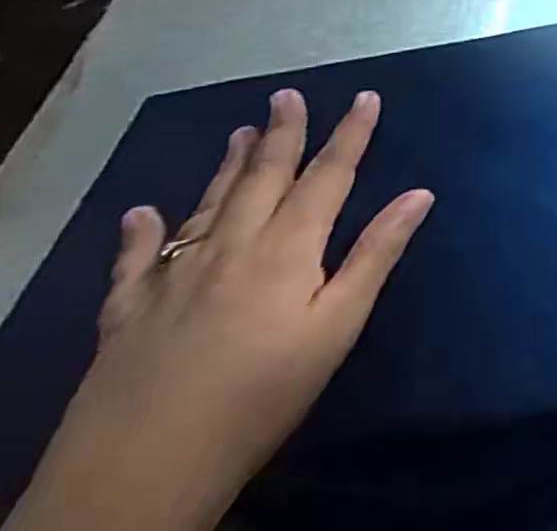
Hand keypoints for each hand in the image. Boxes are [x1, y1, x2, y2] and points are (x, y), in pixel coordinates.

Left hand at [11, 89, 433, 530]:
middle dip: (281, 135)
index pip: (327, 178)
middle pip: (261, 180)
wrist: (143, 470)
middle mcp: (228, 251)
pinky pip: (135, 261)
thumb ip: (376, 254)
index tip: (366, 99)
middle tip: (288, 95)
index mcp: (286, 251)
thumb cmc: (266, 391)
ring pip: (206, 208)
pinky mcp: (128, 315)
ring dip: (227, 167)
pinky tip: (141, 213)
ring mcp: (171, 281)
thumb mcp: (339, 324)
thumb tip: (419, 193)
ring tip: (239, 132)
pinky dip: (140, 232)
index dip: (349, 136)